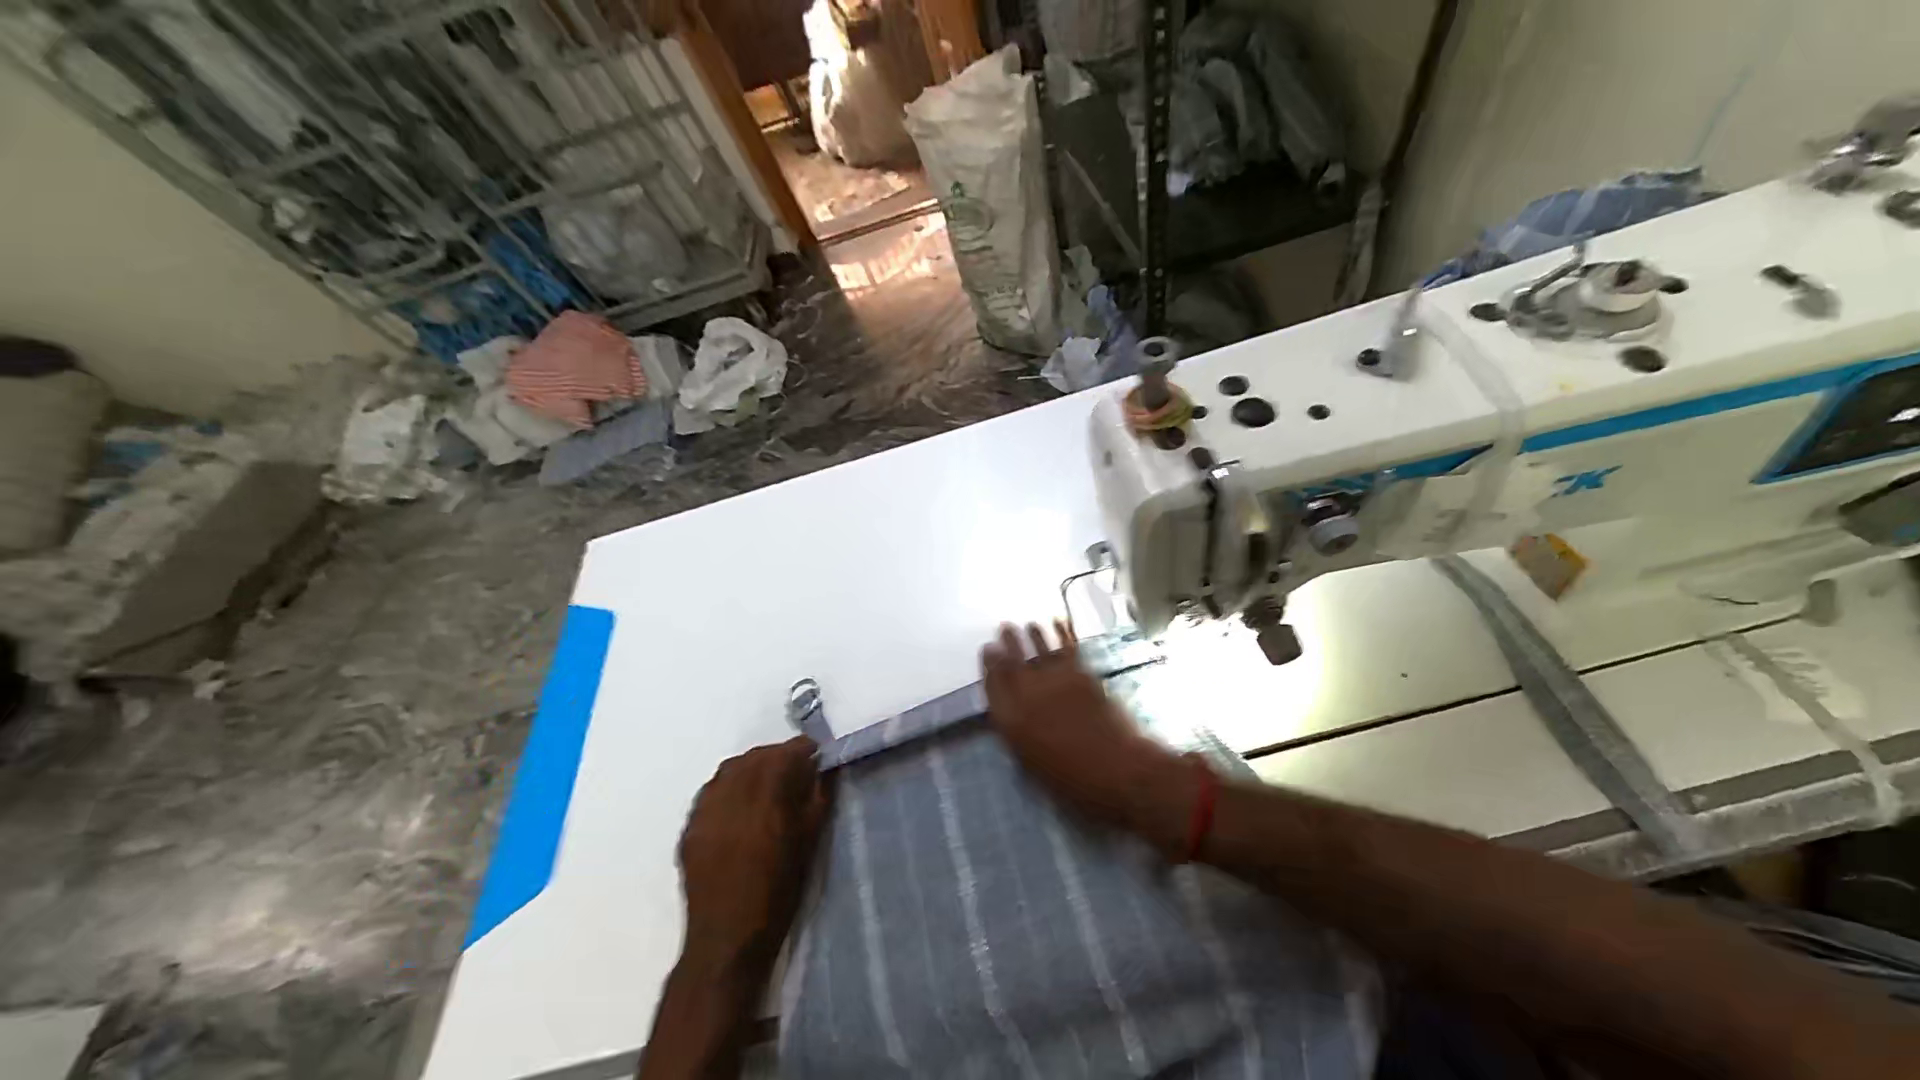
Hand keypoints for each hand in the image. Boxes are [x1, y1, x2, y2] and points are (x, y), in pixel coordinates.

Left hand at [677, 736, 830, 964]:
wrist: (727, 940)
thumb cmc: (778, 894)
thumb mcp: (809, 844)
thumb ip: (816, 799)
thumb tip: (820, 770)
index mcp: (768, 802)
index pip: (785, 754)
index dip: (802, 749)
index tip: (814, 753)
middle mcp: (733, 798)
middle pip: (755, 756)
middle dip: (777, 756)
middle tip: (793, 767)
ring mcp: (705, 811)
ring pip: (730, 769)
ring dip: (751, 767)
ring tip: (765, 782)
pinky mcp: (689, 827)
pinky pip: (711, 790)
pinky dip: (728, 786)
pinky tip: (739, 803)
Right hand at [980, 622, 1189, 850]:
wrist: (1121, 772)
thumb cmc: (1077, 784)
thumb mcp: (1035, 769)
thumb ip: (1020, 738)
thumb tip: (1015, 717)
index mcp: (1012, 723)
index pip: (993, 686)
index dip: (989, 667)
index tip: (987, 651)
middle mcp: (1027, 695)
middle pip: (1011, 662)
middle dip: (1006, 644)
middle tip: (1004, 628)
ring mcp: (1055, 681)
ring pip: (1037, 649)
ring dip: (1031, 635)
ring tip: (1028, 624)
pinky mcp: (1082, 674)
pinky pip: (1067, 646)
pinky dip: (1062, 632)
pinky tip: (1058, 621)